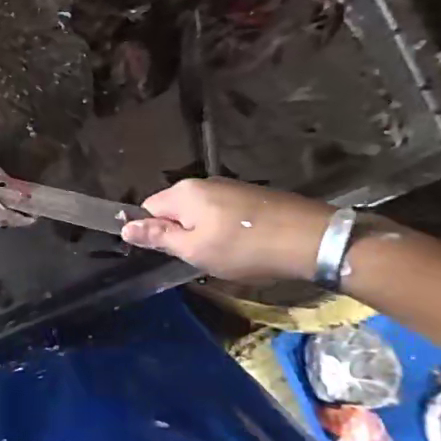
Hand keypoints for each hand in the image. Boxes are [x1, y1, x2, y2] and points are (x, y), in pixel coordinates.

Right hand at [119, 178, 333, 282]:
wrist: (315, 240)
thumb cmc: (246, 248)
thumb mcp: (195, 250)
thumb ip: (158, 237)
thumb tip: (125, 227)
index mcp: (183, 193)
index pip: (148, 208)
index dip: (154, 231)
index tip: (171, 252)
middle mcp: (204, 182)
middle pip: (175, 209)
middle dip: (182, 231)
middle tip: (200, 257)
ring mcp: (232, 187)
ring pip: (202, 212)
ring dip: (206, 231)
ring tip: (227, 254)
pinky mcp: (255, 195)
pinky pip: (226, 212)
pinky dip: (229, 229)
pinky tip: (247, 246)